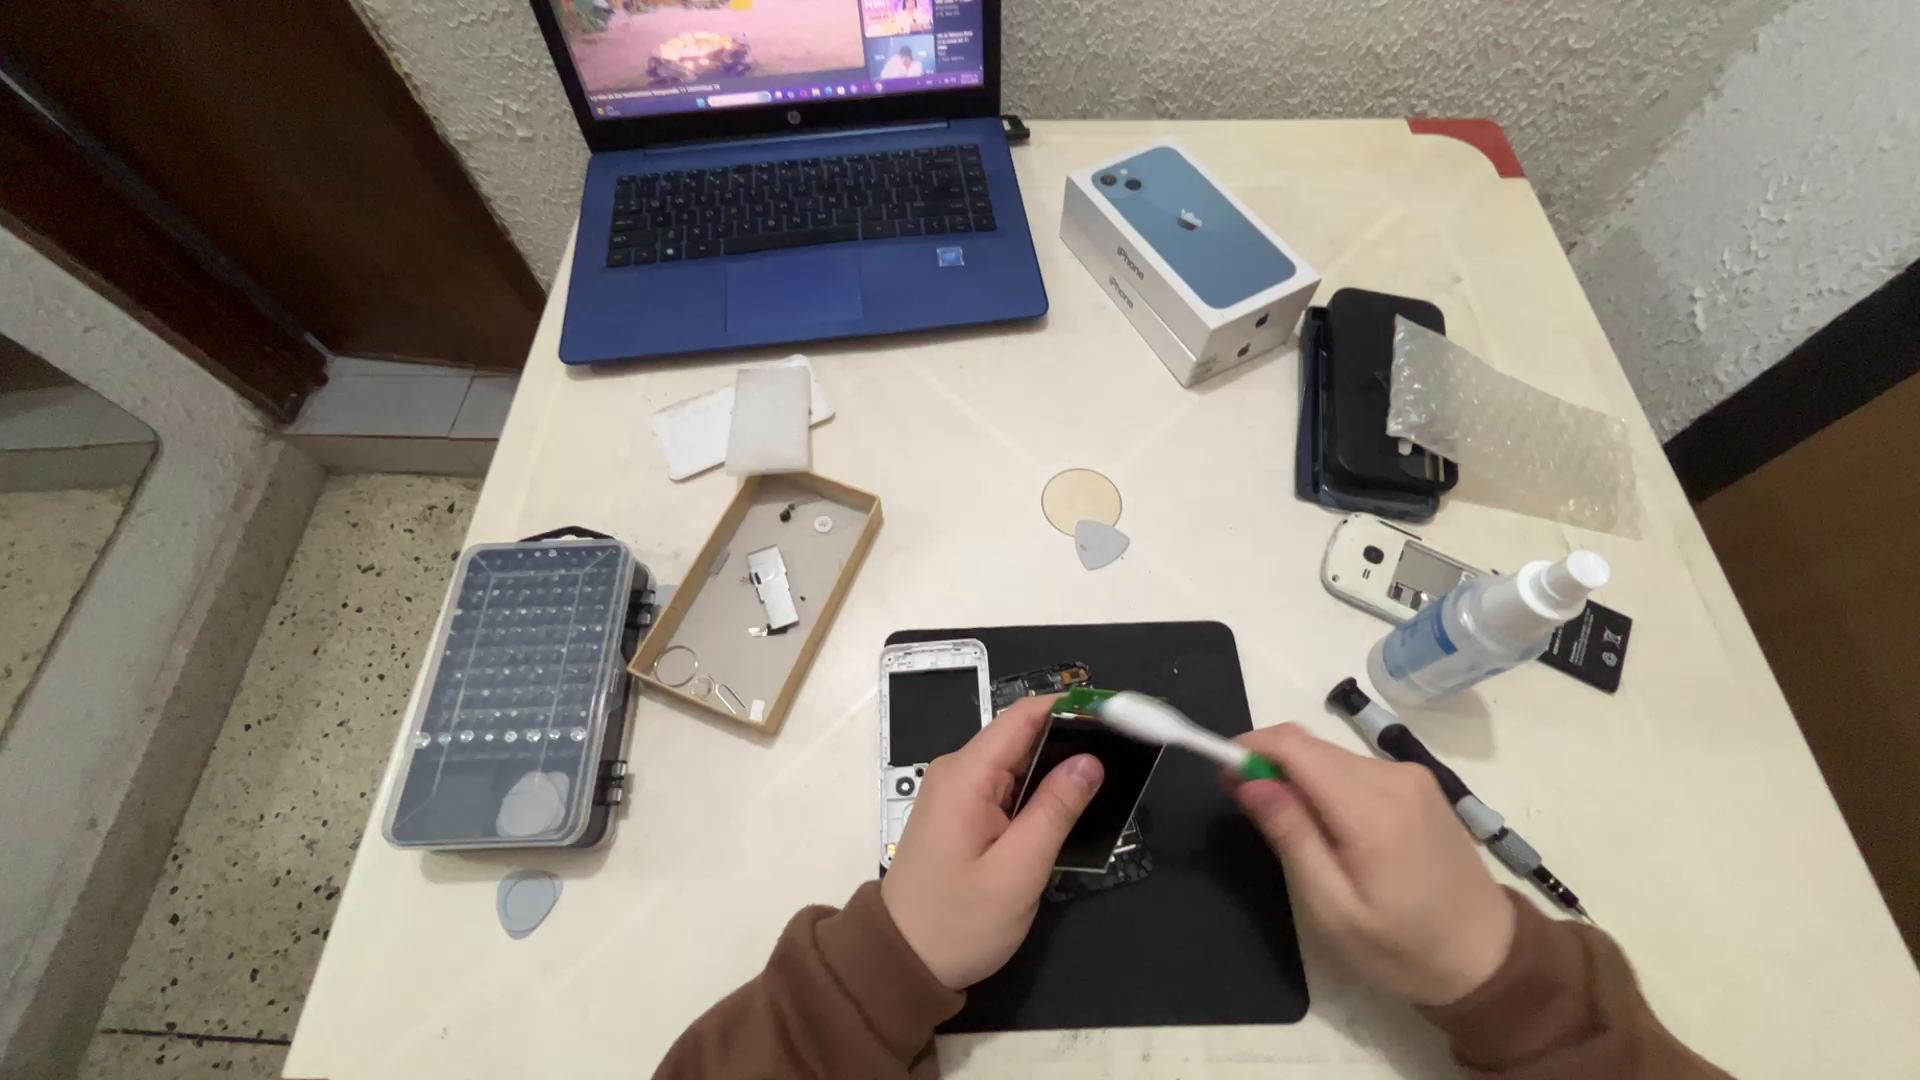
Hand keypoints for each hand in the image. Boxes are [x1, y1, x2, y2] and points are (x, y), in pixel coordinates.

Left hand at [881, 695, 1103, 989]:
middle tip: (1122, 755)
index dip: (1070, 709)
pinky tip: (1068, 804)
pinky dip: (1037, 788)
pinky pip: (1005, 783)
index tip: (1115, 716)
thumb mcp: (1017, 872)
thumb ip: (1054, 811)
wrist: (902, 961)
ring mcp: (957, 789)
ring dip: (1056, 766)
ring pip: (1016, 760)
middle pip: (1020, 734)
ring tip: (1106, 779)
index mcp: (966, 775)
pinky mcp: (961, 809)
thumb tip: (1090, 760)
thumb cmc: (958, 922)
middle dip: (1070, 738)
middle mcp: (958, 770)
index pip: (1022, 717)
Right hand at [1232, 724, 1514, 1006]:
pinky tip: (1326, 823)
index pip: (1294, 746)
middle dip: (1268, 763)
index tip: (1224, 773)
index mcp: (1371, 809)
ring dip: (1296, 774)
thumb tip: (1246, 778)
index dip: (1249, 748)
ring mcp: (1410, 777)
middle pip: (1308, 746)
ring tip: (1288, 824)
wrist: (1490, 962)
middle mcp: (1393, 778)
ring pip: (1328, 753)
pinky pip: (1351, 766)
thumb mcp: (1333, 907)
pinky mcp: (1418, 783)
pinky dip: (1324, 781)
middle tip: (1244, 801)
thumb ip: (1290, 836)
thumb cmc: (1403, 947)